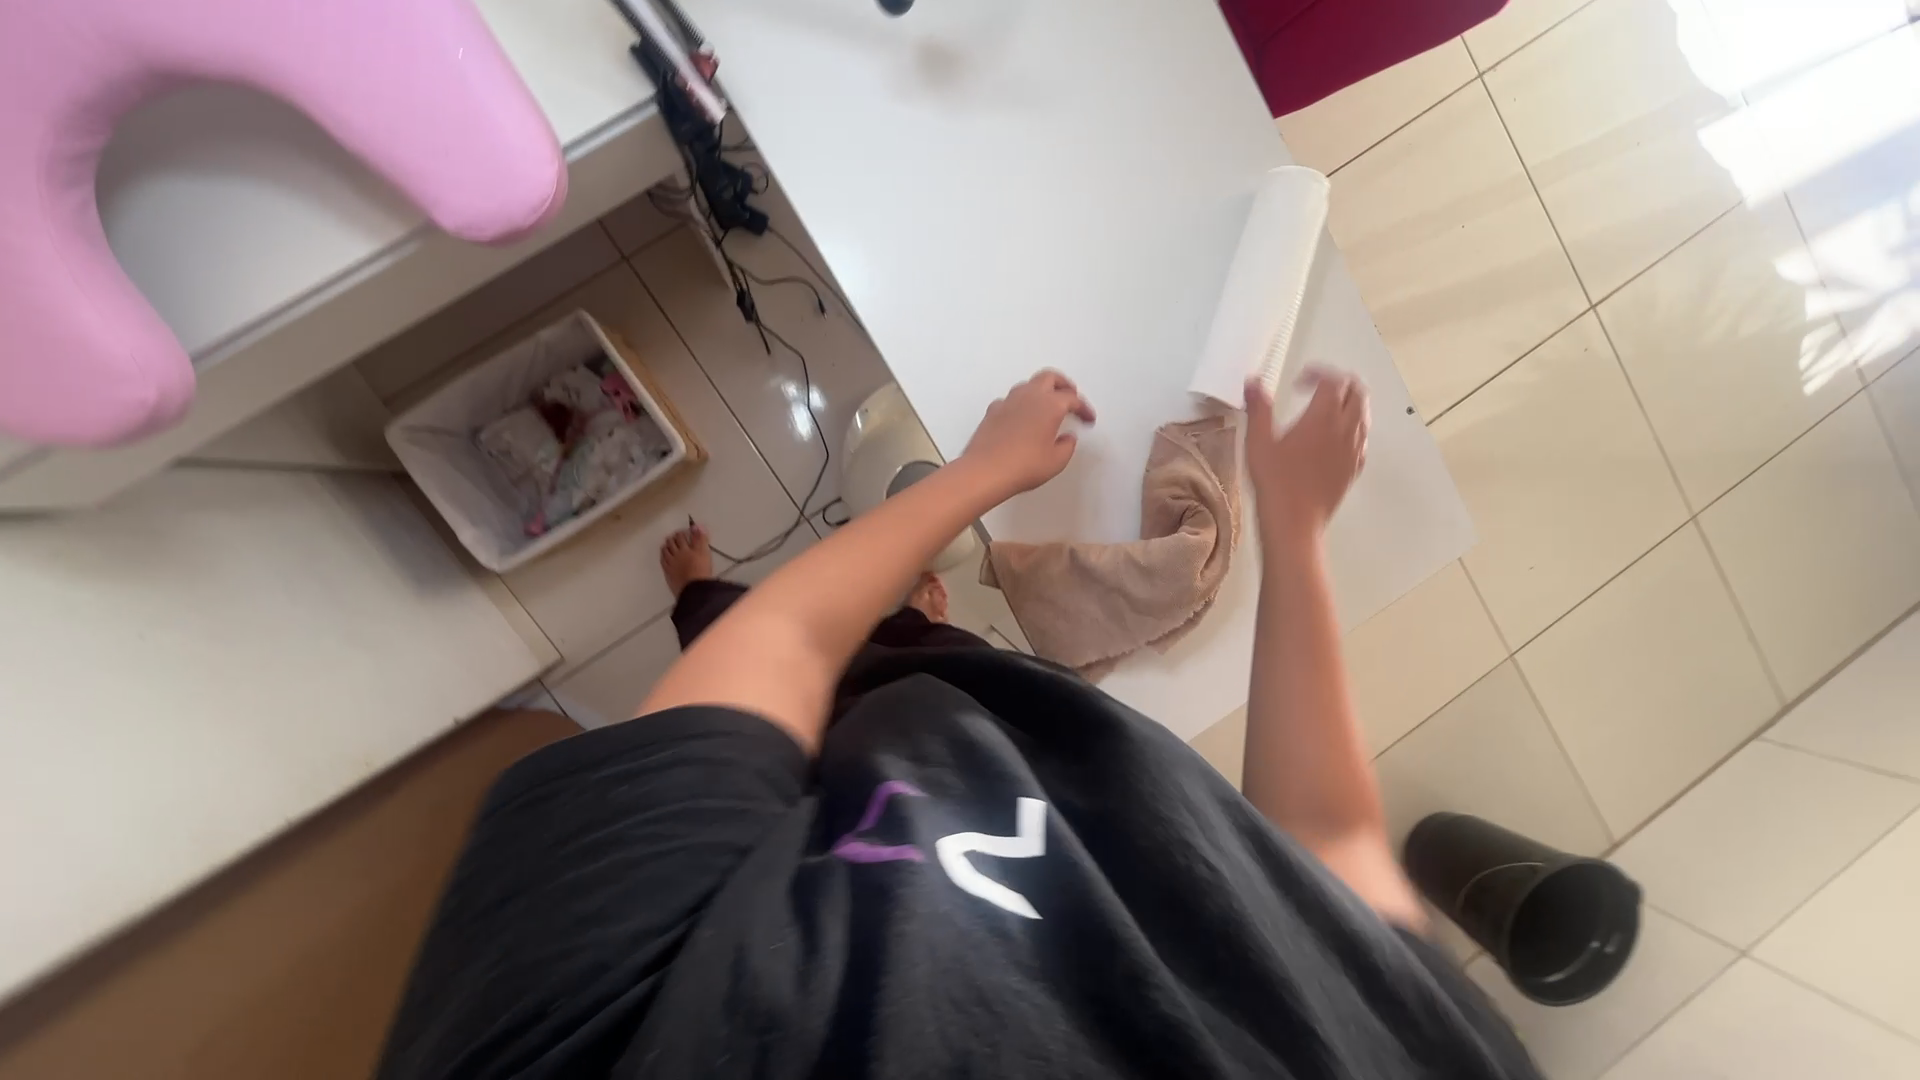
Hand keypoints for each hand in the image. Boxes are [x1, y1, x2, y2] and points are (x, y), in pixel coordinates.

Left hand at [959, 370, 1095, 498]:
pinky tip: (1022, 417)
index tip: (1088, 418)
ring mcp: (1008, 401)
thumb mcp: (1056, 461)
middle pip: (1050, 378)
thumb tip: (1067, 438)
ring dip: (1041, 391)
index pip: (1073, 399)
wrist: (985, 471)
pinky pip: (1011, 400)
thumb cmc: (1024, 466)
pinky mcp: (992, 411)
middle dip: (1063, 385)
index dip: (1084, 408)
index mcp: (1050, 405)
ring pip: (1028, 385)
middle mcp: (1029, 396)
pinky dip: (1020, 404)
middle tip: (1071, 398)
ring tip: (1047, 406)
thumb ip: (1067, 446)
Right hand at [1245, 368, 1368, 547]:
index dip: (1317, 373)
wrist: (1294, 520)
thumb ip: (1258, 408)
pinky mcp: (1356, 467)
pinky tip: (1332, 438)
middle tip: (1316, 389)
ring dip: (1348, 403)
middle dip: (1339, 383)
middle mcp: (1346, 428)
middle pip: (1357, 391)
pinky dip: (1352, 427)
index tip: (1298, 381)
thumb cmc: (1274, 481)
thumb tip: (1253, 382)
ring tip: (1324, 411)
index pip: (1333, 380)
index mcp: (1323, 416)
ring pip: (1364, 413)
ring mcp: (1355, 449)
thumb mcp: (1258, 442)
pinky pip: (1362, 437)